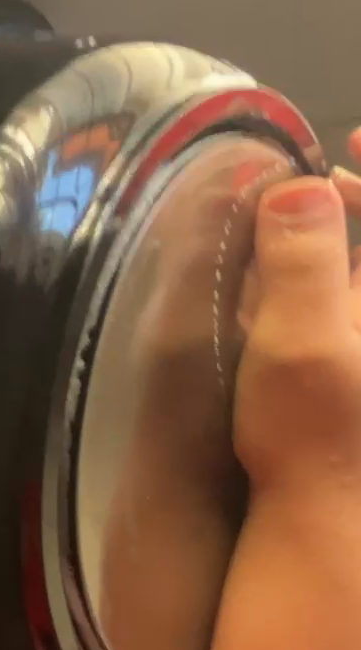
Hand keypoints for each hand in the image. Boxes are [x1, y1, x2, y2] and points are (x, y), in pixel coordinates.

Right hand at [233, 150, 360, 506]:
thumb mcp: (302, 339)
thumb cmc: (316, 427)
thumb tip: (299, 188)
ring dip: (341, 239)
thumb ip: (305, 262)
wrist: (336, 507)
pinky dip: (333, 277)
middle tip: (306, 187)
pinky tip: (294, 282)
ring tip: (294, 226)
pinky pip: (351, 298)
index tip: (348, 142)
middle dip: (354, 204)